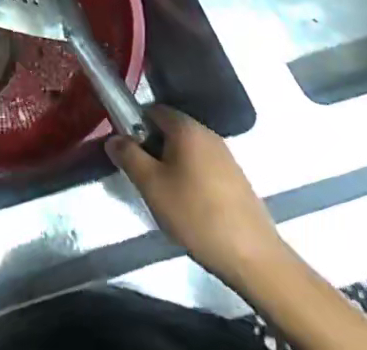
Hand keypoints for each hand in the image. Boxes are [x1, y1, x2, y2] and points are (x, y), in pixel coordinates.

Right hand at [108, 106, 285, 281]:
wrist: (253, 257)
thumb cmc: (196, 214)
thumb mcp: (151, 185)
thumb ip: (128, 156)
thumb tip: (113, 139)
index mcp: (187, 128)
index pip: (152, 109)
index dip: (134, 124)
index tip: (126, 149)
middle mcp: (209, 135)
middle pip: (170, 130)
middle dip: (151, 147)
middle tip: (141, 176)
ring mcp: (226, 158)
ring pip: (186, 151)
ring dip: (169, 165)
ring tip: (162, 195)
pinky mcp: (236, 180)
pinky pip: (202, 167)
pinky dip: (189, 178)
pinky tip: (187, 206)